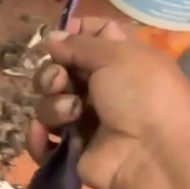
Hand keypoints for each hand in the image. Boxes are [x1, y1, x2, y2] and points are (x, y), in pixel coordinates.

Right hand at [28, 16, 189, 188]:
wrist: (151, 154)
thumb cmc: (141, 95)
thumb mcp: (117, 55)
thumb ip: (79, 44)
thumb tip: (50, 38)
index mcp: (120, 60)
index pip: (90, 36)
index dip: (72, 34)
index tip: (58, 39)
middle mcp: (101, 88)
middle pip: (59, 71)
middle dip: (51, 74)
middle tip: (60, 82)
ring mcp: (85, 120)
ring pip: (48, 103)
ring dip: (53, 106)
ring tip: (72, 115)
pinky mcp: (72, 149)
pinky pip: (42, 138)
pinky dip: (38, 136)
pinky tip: (44, 135)